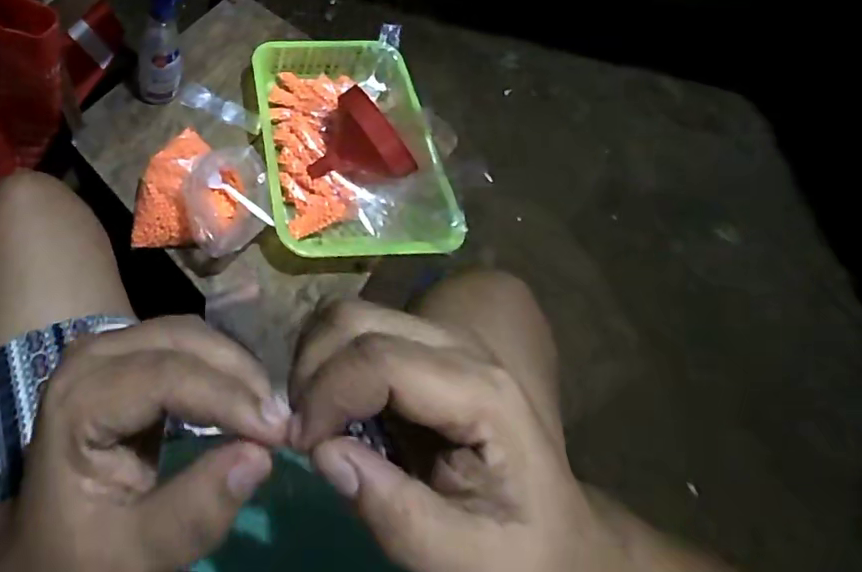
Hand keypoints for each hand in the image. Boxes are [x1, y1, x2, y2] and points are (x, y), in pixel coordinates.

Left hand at [0, 316, 292, 571]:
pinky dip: (218, 366)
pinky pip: (181, 344)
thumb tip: (262, 455)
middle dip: (237, 374)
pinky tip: (244, 397)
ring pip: (186, 332)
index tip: (279, 433)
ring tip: (268, 413)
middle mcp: (90, 355)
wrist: (39, 545)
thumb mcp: (134, 555)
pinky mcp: (124, 354)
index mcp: (79, 398)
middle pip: (179, 339)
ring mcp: (106, 348)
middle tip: (281, 422)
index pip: (166, 375)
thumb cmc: (79, 554)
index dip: (228, 397)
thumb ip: (195, 511)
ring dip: (232, 366)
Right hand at [289, 300, 614, 571]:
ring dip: (314, 358)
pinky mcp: (422, 347)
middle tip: (297, 431)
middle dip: (311, 368)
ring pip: (349, 315)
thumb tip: (323, 453)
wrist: (564, 535)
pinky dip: (327, 358)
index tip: (301, 445)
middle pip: (356, 319)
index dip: (327, 393)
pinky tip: (330, 407)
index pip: (380, 358)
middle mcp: (457, 345)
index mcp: (480, 389)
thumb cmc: (525, 552)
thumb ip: (401, 517)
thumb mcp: (473, 561)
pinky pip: (356, 330)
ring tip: (311, 419)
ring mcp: (440, 338)